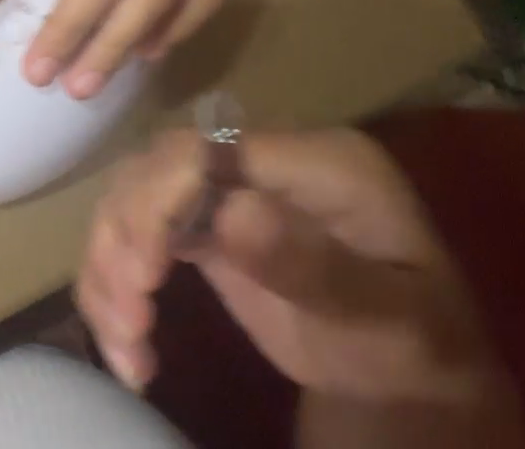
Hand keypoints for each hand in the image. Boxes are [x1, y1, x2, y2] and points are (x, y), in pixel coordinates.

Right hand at [77, 128, 503, 403]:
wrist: (407, 375)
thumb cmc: (416, 347)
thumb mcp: (386, 317)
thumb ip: (316, 266)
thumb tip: (234, 212)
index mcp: (311, 160)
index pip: (203, 150)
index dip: (156, 200)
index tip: (143, 277)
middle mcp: (252, 159)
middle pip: (149, 172)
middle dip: (124, 243)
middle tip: (131, 319)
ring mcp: (217, 189)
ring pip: (124, 202)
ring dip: (108, 270)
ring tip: (127, 344)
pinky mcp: (192, 223)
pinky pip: (129, 237)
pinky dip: (110, 286)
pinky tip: (126, 342)